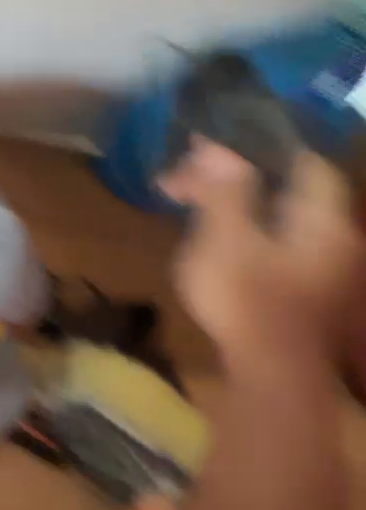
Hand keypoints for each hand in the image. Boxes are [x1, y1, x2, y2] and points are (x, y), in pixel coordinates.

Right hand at [158, 138, 362, 379]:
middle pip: (288, 188)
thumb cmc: (247, 299)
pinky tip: (208, 230)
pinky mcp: (304, 282)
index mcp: (323, 222)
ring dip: (231, 198)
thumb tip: (218, 147)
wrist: (272, 369)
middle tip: (175, 177)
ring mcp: (322, 263)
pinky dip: (241, 221)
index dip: (261, 146)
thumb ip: (225, 193)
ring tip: (180, 200)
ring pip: (277, 212)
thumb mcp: (226, 240)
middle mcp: (335, 237)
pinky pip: (274, 234)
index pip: (306, 165)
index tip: (206, 139)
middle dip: (232, 174)